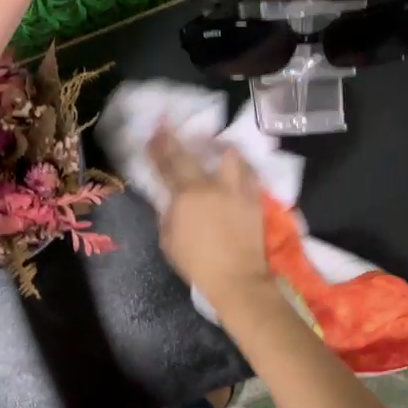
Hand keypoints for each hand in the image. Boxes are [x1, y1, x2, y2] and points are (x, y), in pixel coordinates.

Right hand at [147, 126, 273, 298]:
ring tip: (215, 148)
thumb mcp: (168, 240)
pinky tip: (236, 168)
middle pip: (192, 155)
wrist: (237, 279)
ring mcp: (236, 190)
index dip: (158, 149)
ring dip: (219, 149)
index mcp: (185, 196)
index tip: (153, 135)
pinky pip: (249, 174)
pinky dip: (240, 168)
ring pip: (230, 156)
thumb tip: (167, 199)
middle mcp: (211, 186)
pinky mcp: (254, 198)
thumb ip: (166, 214)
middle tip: (170, 129)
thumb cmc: (196, 263)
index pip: (167, 165)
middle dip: (177, 140)